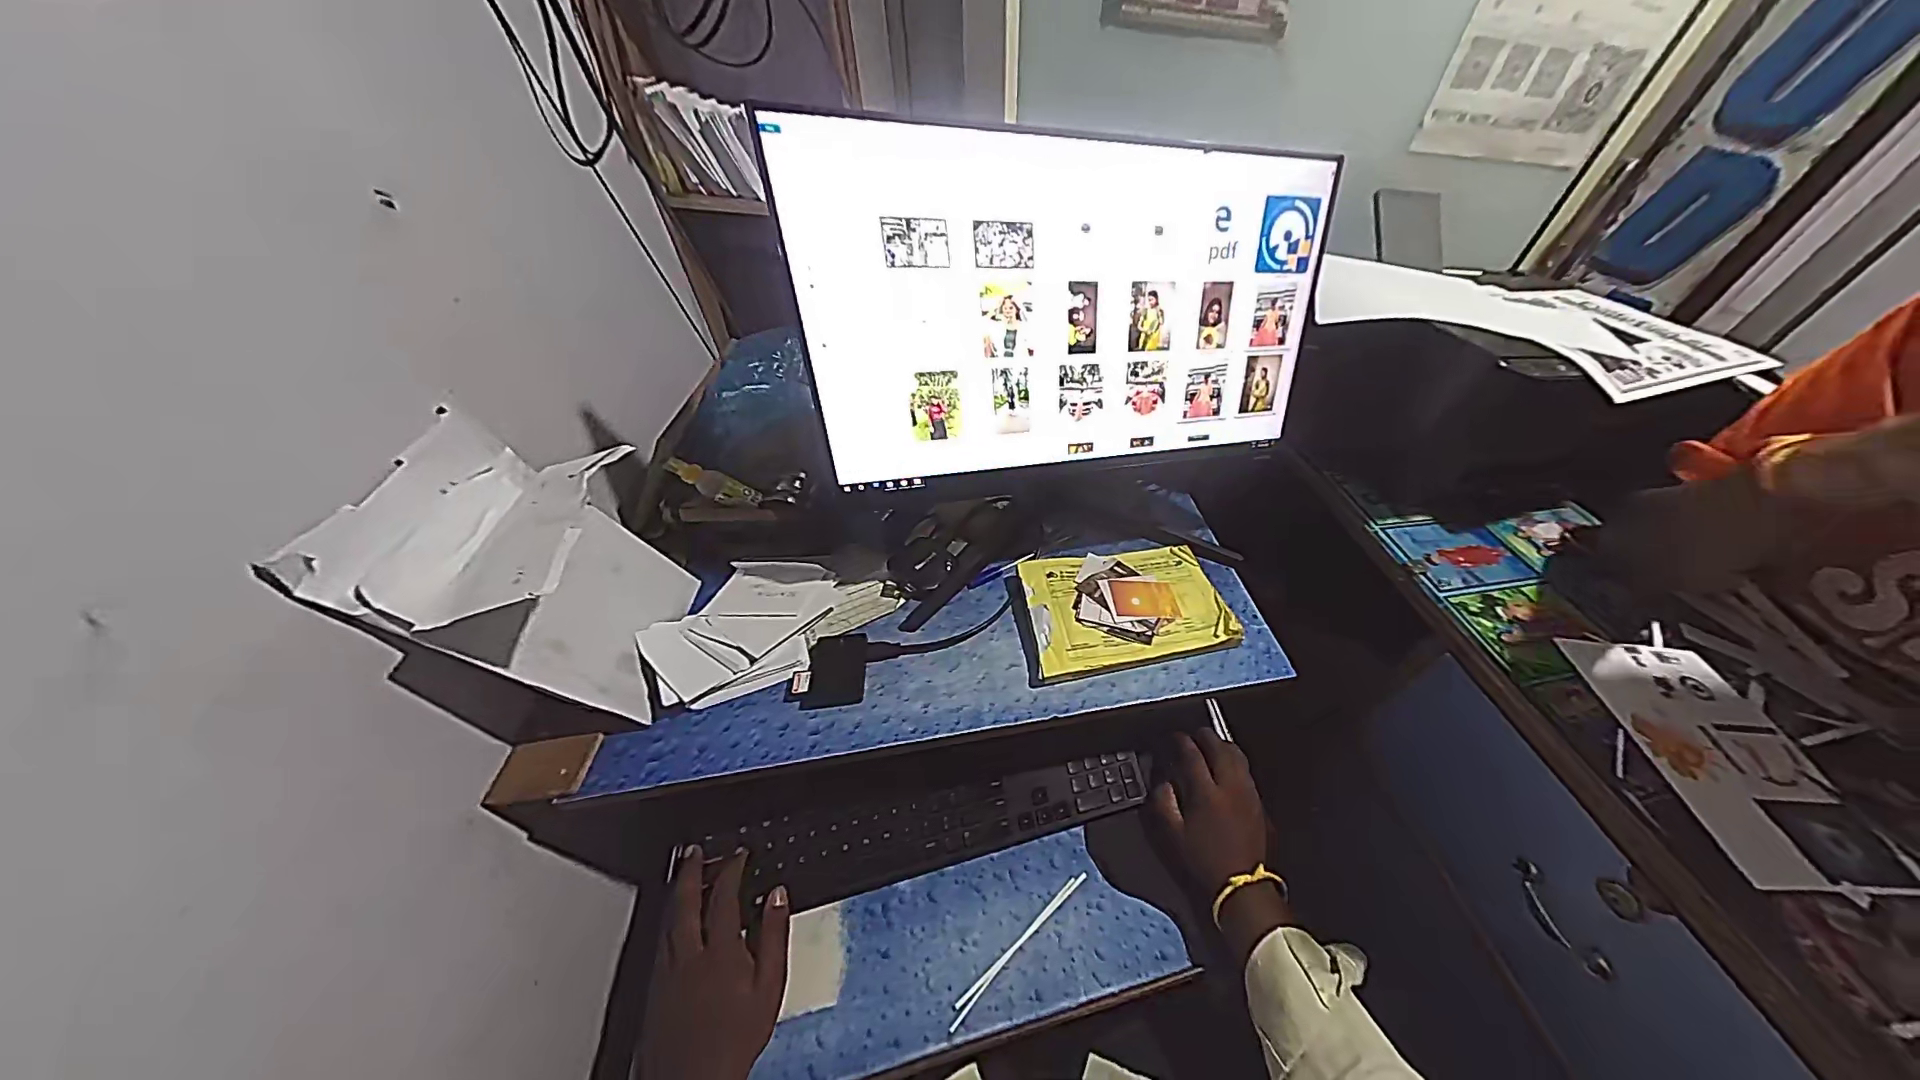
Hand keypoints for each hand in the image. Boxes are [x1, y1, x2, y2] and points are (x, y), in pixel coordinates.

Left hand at [639, 847, 789, 1079]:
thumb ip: (774, 935)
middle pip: (686, 899)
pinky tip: (674, 917)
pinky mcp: (652, 986)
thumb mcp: (770, 986)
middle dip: (693, 870)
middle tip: (696, 851)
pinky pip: (659, 937)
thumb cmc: (734, 1040)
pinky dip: (668, 916)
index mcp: (720, 951)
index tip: (739, 855)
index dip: (732, 869)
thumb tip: (778, 896)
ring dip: (678, 890)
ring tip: (685, 873)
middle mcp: (688, 955)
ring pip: (668, 917)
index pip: (724, 896)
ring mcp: (666, 970)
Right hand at [1147, 730, 1292, 962]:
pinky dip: (1234, 760)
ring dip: (1222, 745)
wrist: (1241, 886)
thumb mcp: (1172, 835)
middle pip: (1219, 748)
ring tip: (1211, 744)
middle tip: (1192, 735)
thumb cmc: (1204, 862)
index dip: (1180, 741)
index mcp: (1205, 793)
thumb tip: (1162, 783)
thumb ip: (1163, 803)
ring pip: (1237, 756)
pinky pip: (1247, 770)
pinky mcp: (1258, 803)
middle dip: (1204, 736)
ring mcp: (1248, 794)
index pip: (1192, 755)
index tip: (1174, 738)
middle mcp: (1229, 787)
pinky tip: (1227, 765)